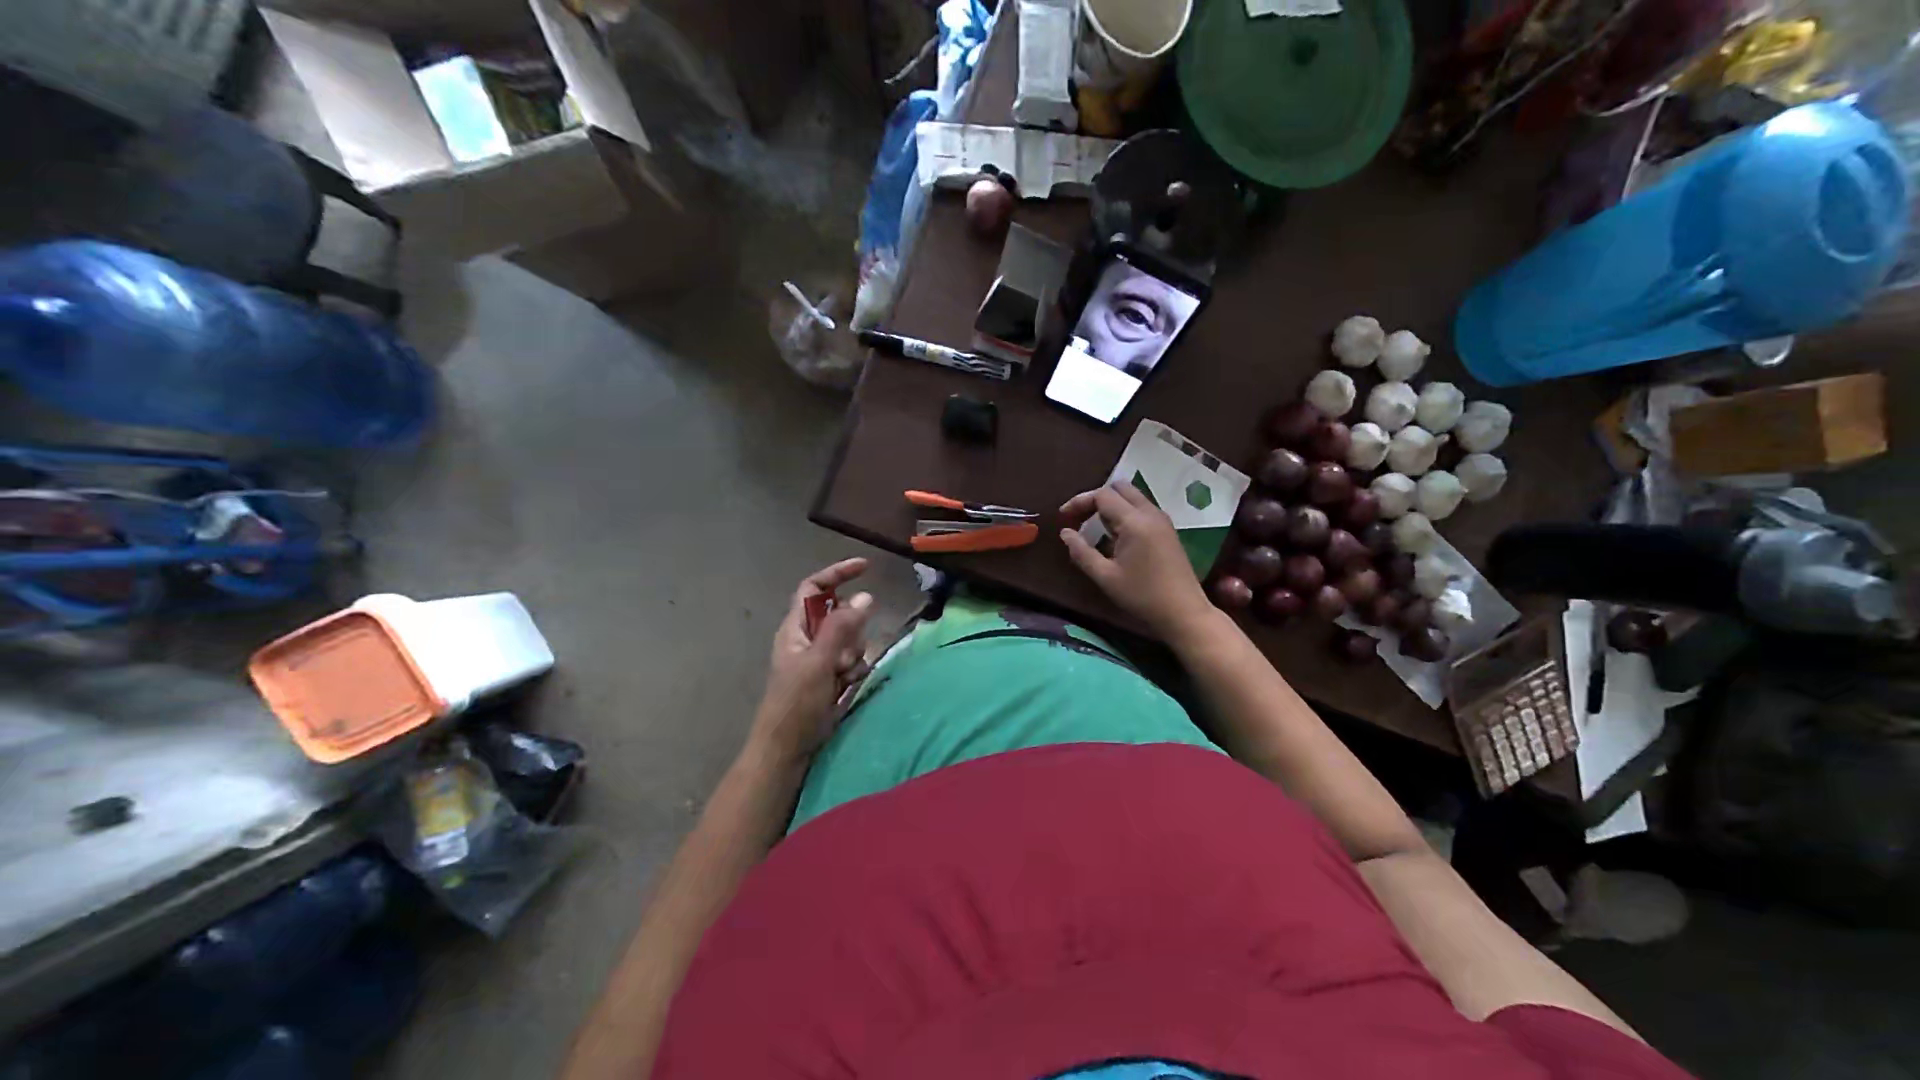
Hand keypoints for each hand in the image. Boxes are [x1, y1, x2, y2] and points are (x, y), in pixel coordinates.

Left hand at [751, 558, 873, 761]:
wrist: (787, 749)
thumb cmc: (796, 704)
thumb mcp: (820, 662)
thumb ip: (842, 628)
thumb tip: (865, 596)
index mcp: (795, 628)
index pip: (815, 588)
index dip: (837, 574)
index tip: (866, 566)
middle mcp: (807, 639)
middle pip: (840, 615)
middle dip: (851, 630)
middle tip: (843, 656)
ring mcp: (819, 660)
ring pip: (850, 641)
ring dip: (853, 655)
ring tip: (841, 678)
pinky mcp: (830, 679)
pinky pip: (853, 663)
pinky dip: (854, 672)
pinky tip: (846, 688)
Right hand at [1058, 482, 1214, 641]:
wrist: (1184, 612)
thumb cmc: (1142, 596)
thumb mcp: (1105, 577)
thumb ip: (1081, 552)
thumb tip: (1065, 533)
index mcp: (1134, 522)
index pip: (1103, 495)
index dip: (1080, 501)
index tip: (1064, 517)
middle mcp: (1150, 513)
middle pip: (1120, 487)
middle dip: (1096, 498)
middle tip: (1080, 518)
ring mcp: (1162, 520)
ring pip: (1132, 496)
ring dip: (1111, 504)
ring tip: (1094, 527)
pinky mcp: (1168, 529)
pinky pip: (1142, 508)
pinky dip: (1125, 512)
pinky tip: (1115, 535)